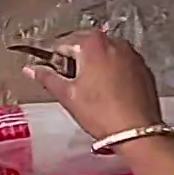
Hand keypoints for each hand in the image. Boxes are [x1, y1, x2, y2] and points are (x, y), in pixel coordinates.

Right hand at [23, 29, 164, 144]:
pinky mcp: (143, 68)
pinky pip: (121, 62)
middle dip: (75, 58)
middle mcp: (115, 42)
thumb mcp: (67, 95)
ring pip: (105, 52)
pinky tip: (108, 90)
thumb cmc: (100, 113)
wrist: (136, 132)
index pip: (64, 42)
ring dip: (94, 63)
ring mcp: (132, 54)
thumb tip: (30, 69)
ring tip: (89, 87)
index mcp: (93, 44)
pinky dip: (112, 70)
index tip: (53, 72)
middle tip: (69, 81)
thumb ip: (47, 77)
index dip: (55, 58)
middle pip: (86, 43)